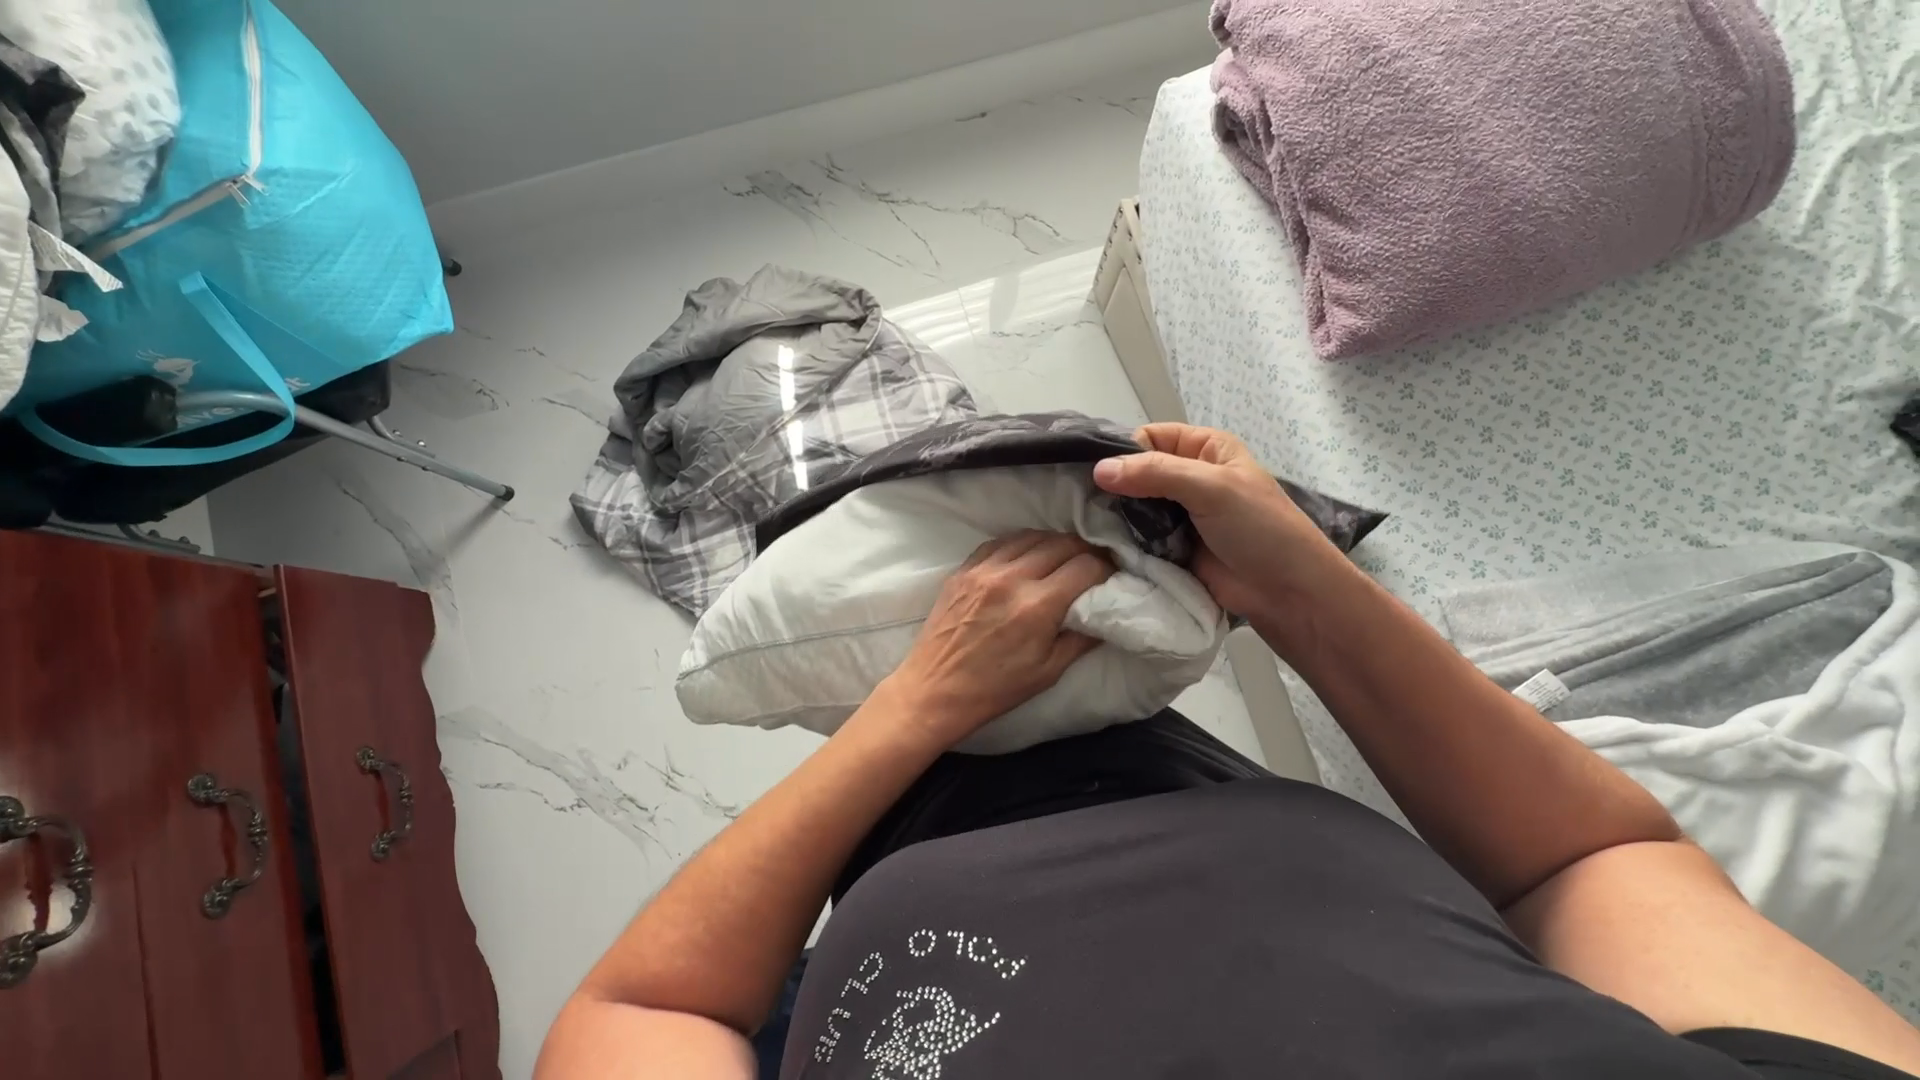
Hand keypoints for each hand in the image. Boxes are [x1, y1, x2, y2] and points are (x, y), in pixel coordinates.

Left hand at [868, 531, 1113, 749]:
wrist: (936, 689)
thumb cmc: (996, 688)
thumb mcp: (1049, 671)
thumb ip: (1082, 638)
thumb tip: (1105, 613)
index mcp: (1037, 606)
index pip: (1085, 566)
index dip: (1105, 567)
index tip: (1111, 574)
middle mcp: (1011, 578)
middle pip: (1061, 543)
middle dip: (1084, 550)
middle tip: (1091, 563)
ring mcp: (983, 570)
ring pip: (1030, 535)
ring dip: (1053, 542)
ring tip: (1062, 557)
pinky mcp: (962, 570)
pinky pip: (999, 542)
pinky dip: (1019, 544)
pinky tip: (1026, 556)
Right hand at [1091, 423, 1346, 625]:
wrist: (1287, 593)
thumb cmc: (1259, 529)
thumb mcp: (1211, 487)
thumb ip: (1156, 473)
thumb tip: (1098, 470)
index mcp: (1204, 449)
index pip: (1149, 437)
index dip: (1122, 450)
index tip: (1093, 472)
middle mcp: (1187, 478)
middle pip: (1135, 473)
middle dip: (1112, 487)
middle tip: (1079, 502)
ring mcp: (1177, 516)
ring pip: (1131, 508)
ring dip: (1113, 517)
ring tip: (1084, 526)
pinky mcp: (1169, 549)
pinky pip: (1136, 540)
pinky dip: (1121, 543)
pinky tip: (1099, 547)